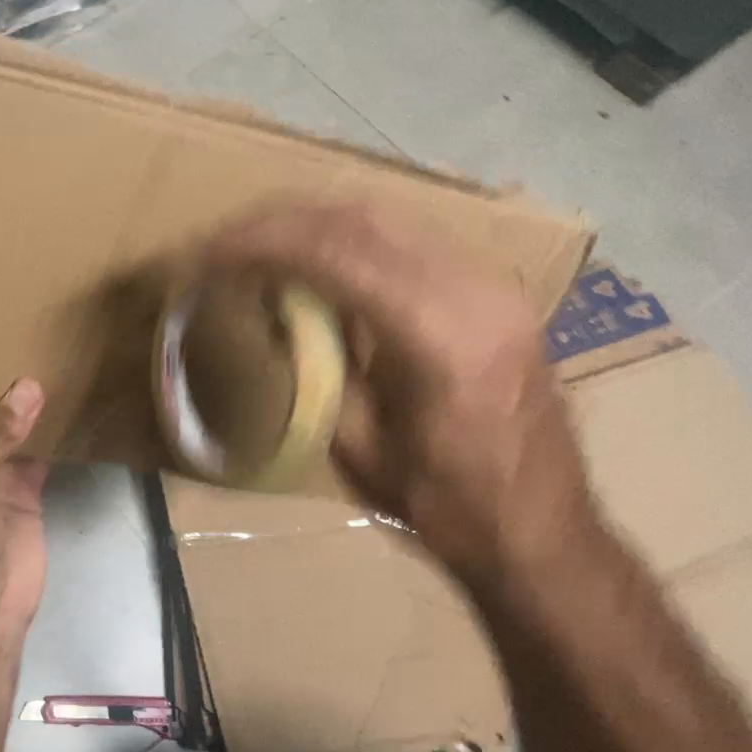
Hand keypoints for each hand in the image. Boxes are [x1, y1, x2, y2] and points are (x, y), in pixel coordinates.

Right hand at [203, 204, 597, 588]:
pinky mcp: (494, 291)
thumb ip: (314, 364)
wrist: (542, 534)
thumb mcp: (356, 441)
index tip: (208, 253)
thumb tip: (267, 311)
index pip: (335, 252)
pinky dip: (347, 237)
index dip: (261, 243)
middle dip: (279, 221)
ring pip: (384, 217)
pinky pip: (407, 238)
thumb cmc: (442, 504)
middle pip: (359, 218)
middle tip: (222, 242)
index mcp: (441, 335)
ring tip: (255, 243)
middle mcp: (475, 290)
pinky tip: (311, 258)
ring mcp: (493, 284)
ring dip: (311, 222)